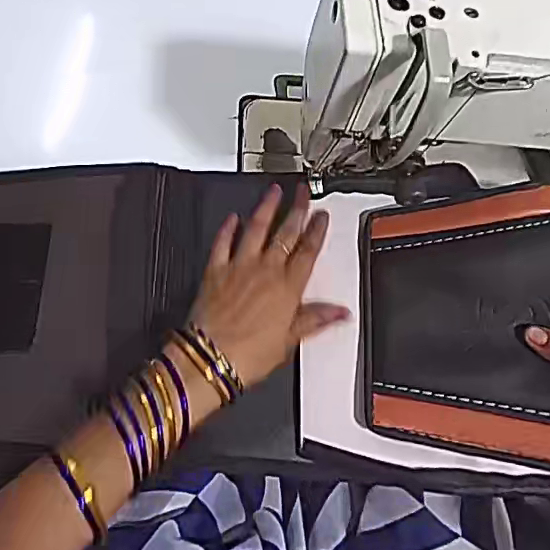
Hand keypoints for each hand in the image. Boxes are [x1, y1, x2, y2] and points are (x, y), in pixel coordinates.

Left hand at [190, 184, 349, 390]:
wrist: (211, 358)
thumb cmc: (249, 354)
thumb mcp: (290, 340)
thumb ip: (315, 320)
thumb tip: (339, 313)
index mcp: (288, 287)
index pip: (308, 250)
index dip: (317, 230)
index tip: (321, 215)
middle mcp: (266, 270)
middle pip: (286, 232)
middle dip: (297, 209)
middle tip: (303, 192)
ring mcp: (240, 267)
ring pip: (257, 228)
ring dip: (267, 207)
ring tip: (274, 192)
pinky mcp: (216, 270)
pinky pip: (223, 242)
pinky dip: (228, 228)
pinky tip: (232, 217)